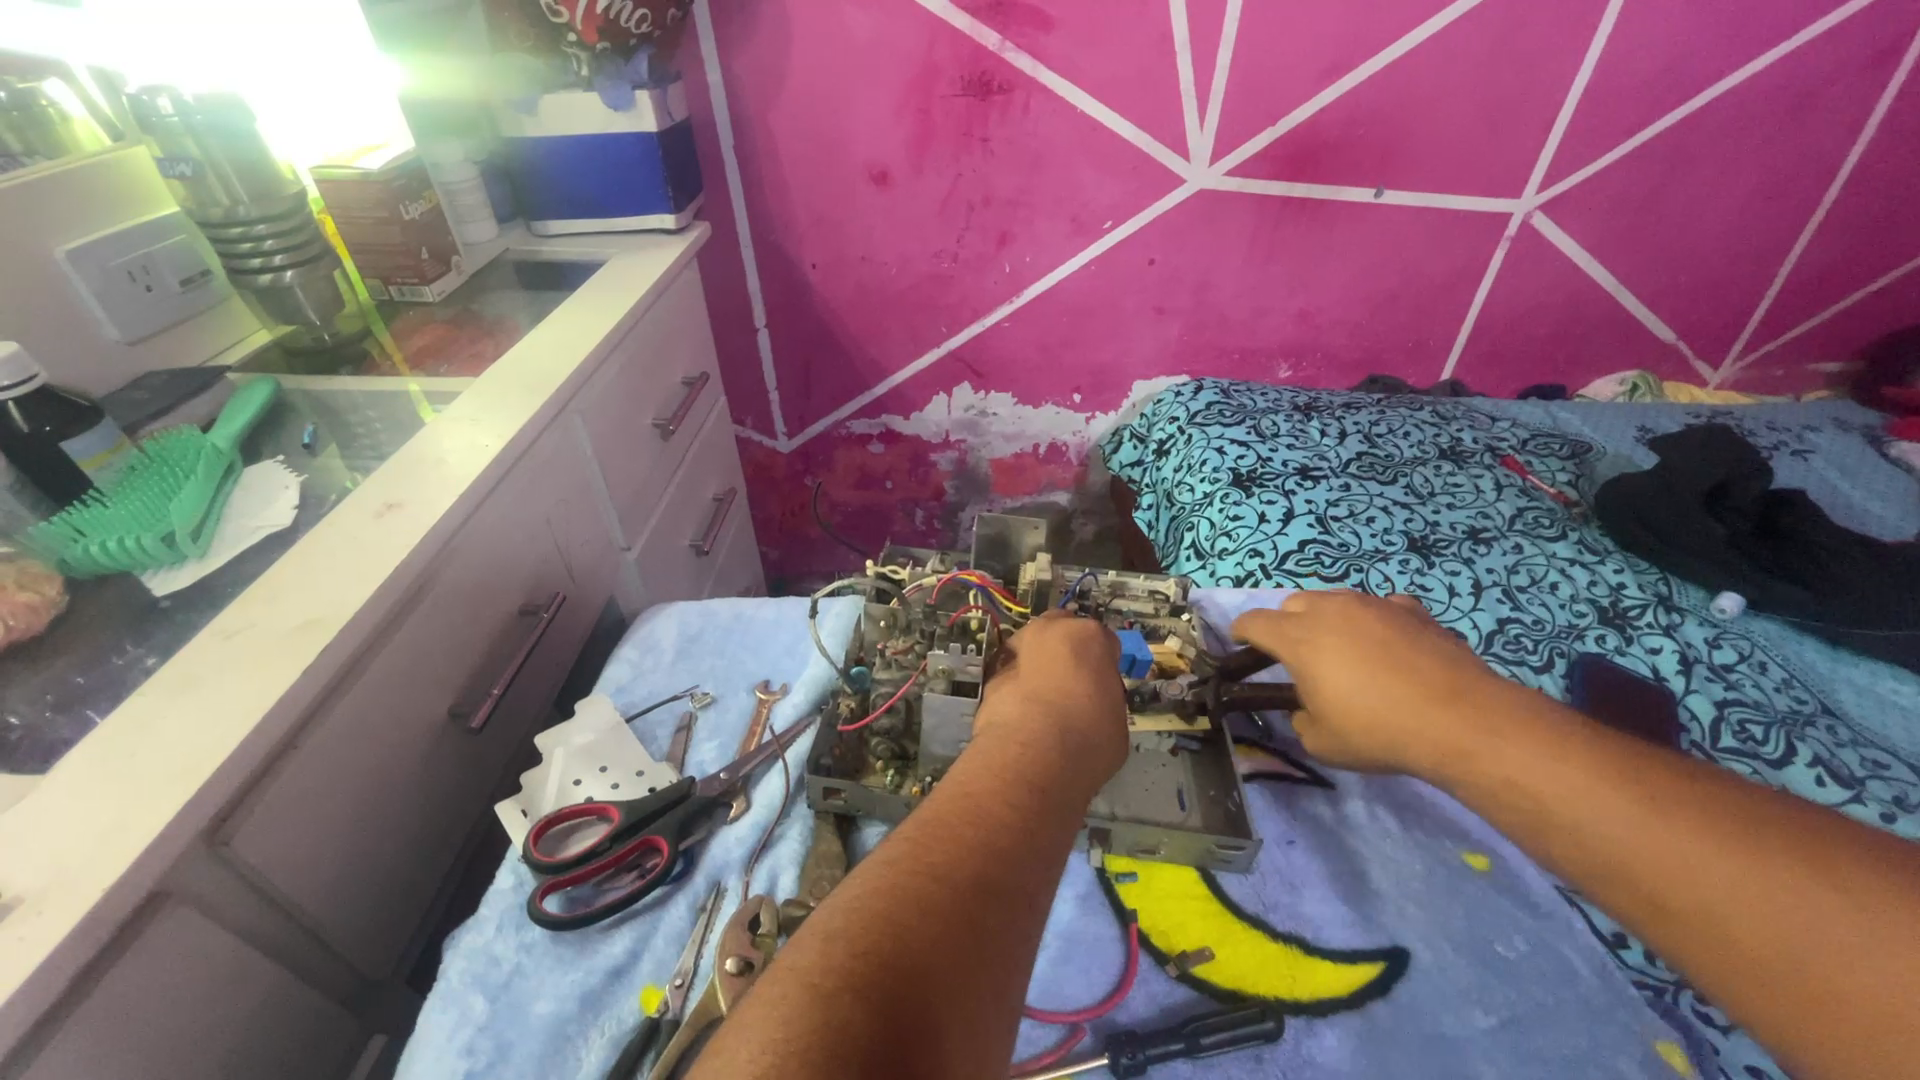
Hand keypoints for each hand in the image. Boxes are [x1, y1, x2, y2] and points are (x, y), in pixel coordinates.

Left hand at [974, 610, 1128, 794]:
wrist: (1032, 754)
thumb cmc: (1089, 737)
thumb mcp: (1116, 718)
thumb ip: (1104, 696)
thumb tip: (1093, 702)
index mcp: (1090, 636)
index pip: (1102, 641)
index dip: (1102, 664)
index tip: (1100, 686)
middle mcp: (1050, 630)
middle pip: (1061, 630)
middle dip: (1066, 651)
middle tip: (1071, 685)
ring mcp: (1016, 647)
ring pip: (1030, 646)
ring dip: (1036, 663)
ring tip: (1042, 700)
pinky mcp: (990, 672)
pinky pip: (1009, 673)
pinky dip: (1015, 684)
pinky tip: (1021, 712)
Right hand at [1231, 590, 1516, 776]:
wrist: (1460, 719)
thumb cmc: (1378, 731)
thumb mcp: (1321, 741)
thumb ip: (1300, 720)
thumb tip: (1305, 709)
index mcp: (1298, 639)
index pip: (1254, 622)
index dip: (1242, 632)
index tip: (1241, 644)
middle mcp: (1331, 610)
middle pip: (1293, 604)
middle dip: (1286, 624)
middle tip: (1296, 654)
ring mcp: (1374, 605)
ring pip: (1336, 601)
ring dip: (1329, 620)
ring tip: (1344, 651)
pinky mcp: (1413, 610)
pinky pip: (1381, 608)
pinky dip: (1375, 623)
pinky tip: (1389, 647)